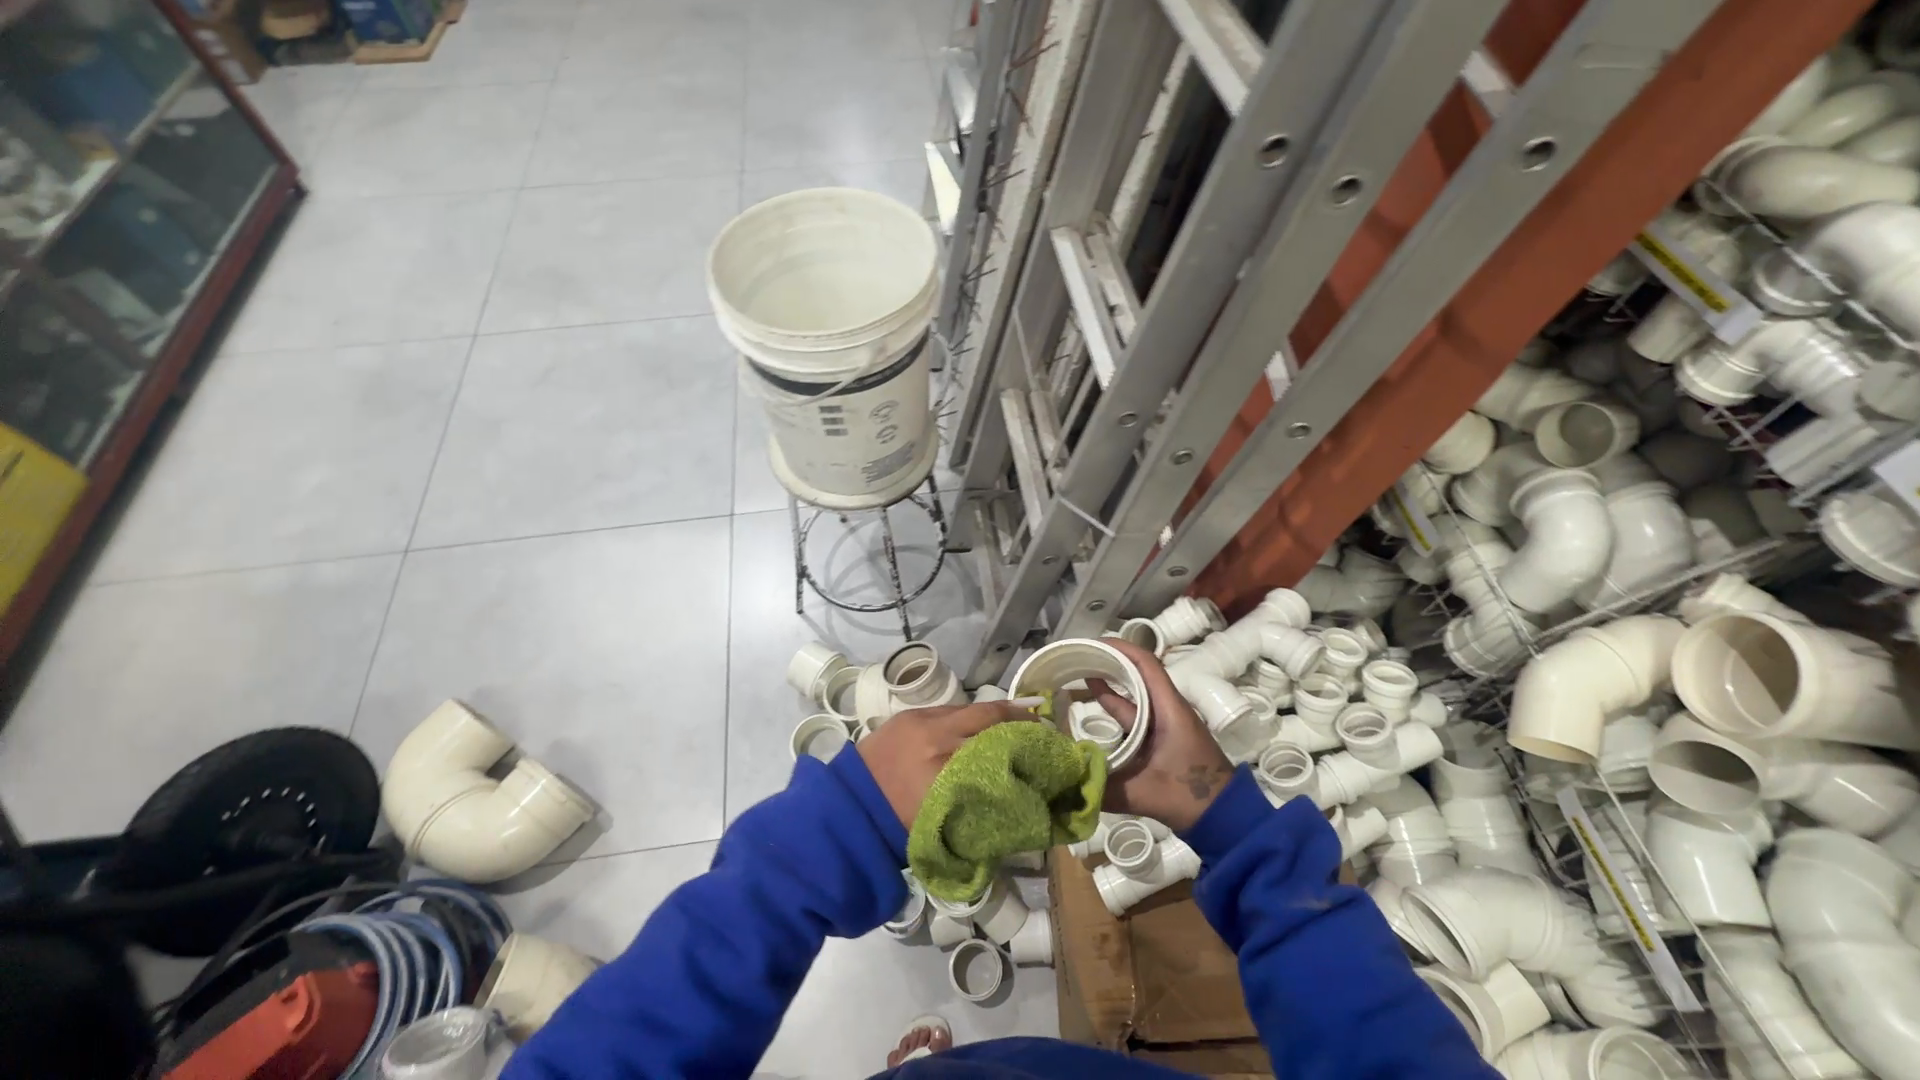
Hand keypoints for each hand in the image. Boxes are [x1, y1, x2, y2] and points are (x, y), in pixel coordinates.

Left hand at [856, 700, 1031, 825]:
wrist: (849, 807)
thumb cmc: (901, 827)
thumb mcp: (948, 822)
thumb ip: (983, 806)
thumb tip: (1017, 798)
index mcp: (948, 772)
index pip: (999, 747)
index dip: (1027, 742)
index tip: (1048, 746)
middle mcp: (937, 738)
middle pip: (988, 717)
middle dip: (1017, 719)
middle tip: (1038, 726)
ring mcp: (920, 721)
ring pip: (967, 710)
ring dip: (990, 716)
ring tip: (1012, 723)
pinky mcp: (908, 715)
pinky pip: (946, 711)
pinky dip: (964, 717)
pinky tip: (976, 725)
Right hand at [1089, 639, 1233, 831]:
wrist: (1225, 819)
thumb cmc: (1189, 796)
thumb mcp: (1144, 794)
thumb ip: (1104, 788)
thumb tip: (1065, 782)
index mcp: (1169, 710)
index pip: (1145, 665)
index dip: (1120, 649)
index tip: (1092, 644)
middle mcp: (1168, 711)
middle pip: (1138, 675)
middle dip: (1109, 663)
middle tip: (1078, 659)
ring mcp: (1167, 725)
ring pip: (1136, 697)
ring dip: (1111, 686)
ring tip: (1079, 676)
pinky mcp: (1164, 740)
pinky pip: (1137, 717)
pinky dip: (1116, 710)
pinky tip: (1095, 712)